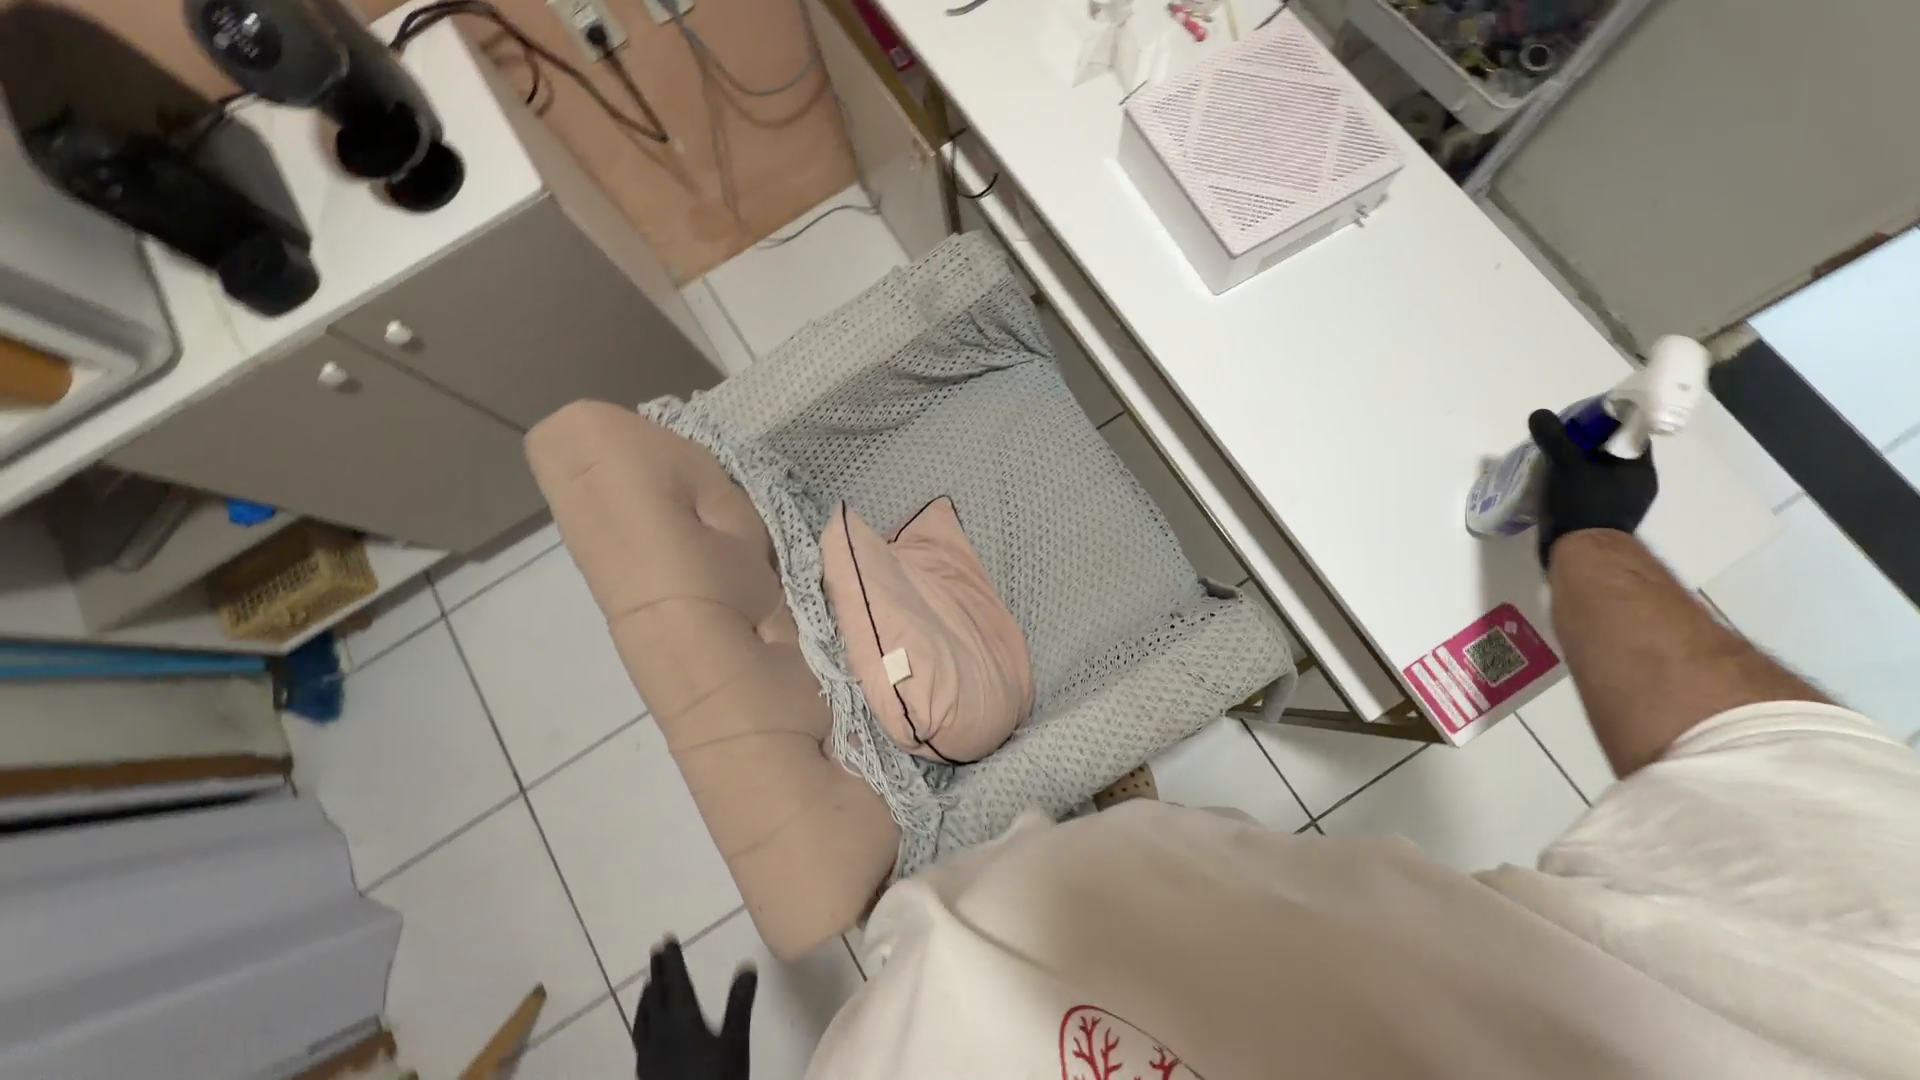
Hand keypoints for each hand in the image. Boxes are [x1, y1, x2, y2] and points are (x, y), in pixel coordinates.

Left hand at [632, 938, 755, 1079]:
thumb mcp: (736, 1043)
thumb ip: (739, 1004)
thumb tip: (747, 965)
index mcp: (682, 1021)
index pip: (675, 982)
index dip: (671, 960)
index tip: (667, 939)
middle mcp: (660, 1034)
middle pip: (657, 996)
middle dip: (657, 972)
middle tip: (656, 951)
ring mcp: (649, 1056)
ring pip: (644, 1017)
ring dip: (647, 995)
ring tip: (648, 983)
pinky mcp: (646, 1073)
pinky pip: (640, 1036)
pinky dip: (643, 1019)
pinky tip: (647, 1028)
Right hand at [1528, 408, 1657, 566]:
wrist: (1580, 554)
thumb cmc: (1583, 506)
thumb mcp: (1568, 466)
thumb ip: (1555, 439)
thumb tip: (1539, 415)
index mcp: (1639, 469)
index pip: (1629, 434)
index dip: (1606, 422)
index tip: (1580, 420)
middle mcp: (1635, 485)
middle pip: (1609, 454)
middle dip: (1584, 445)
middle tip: (1558, 439)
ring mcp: (1617, 505)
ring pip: (1596, 474)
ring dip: (1575, 467)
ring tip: (1548, 461)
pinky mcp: (1598, 520)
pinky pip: (1585, 493)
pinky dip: (1569, 486)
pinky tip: (1549, 485)